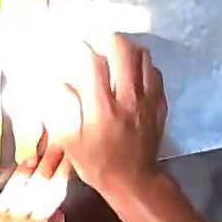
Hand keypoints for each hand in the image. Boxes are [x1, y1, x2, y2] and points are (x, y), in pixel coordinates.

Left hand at [0, 147, 69, 221]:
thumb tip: (60, 214)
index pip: (57, 200)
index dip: (66, 180)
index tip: (74, 162)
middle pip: (48, 190)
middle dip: (59, 167)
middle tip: (68, 145)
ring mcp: (14, 216)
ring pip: (33, 186)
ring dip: (44, 166)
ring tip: (54, 147)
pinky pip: (13, 189)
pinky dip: (23, 174)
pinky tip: (30, 161)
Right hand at [49, 33, 166, 200]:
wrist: (134, 181)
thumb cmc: (97, 164)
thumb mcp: (71, 143)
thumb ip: (66, 111)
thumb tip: (62, 85)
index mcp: (102, 108)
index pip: (93, 65)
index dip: (83, 49)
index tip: (75, 44)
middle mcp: (127, 98)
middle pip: (123, 53)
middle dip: (108, 40)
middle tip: (98, 40)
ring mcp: (147, 100)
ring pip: (143, 59)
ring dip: (128, 49)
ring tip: (116, 50)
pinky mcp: (159, 105)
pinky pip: (155, 74)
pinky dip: (143, 66)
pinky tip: (134, 70)